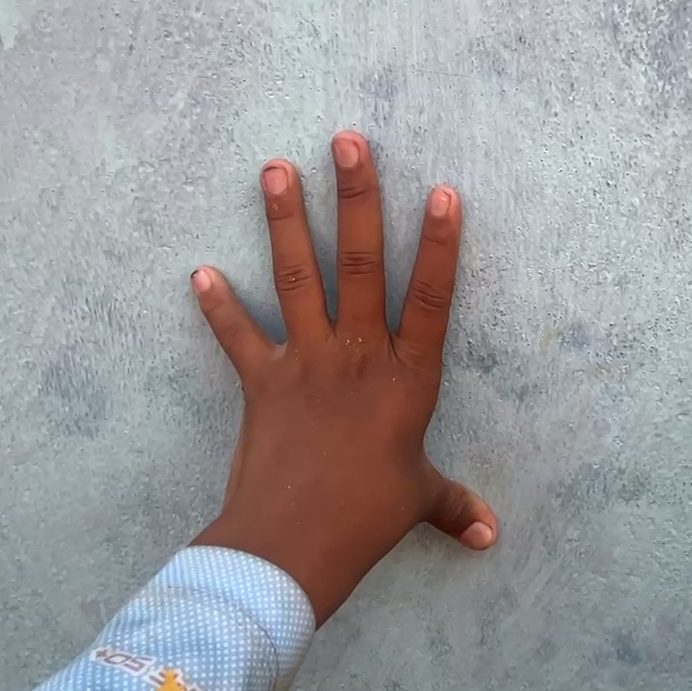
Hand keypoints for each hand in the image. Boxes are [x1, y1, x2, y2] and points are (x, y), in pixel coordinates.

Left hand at [188, 131, 496, 624]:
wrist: (289, 549)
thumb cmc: (367, 516)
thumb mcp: (420, 500)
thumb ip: (456, 504)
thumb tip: (492, 536)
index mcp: (407, 375)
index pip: (433, 297)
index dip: (440, 244)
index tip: (442, 190)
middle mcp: (359, 354)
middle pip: (362, 264)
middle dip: (358, 199)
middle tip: (348, 141)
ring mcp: (306, 362)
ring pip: (299, 279)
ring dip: (287, 222)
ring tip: (277, 168)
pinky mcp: (261, 383)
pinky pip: (238, 338)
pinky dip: (219, 307)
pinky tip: (199, 272)